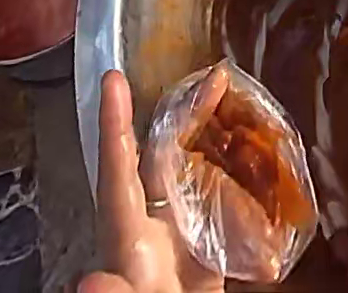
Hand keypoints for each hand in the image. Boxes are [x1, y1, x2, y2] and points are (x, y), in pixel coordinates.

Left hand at [79, 70, 225, 292]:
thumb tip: (90, 284)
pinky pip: (217, 195)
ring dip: (210, 130)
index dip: (114, 126)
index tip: (112, 79)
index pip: (117, 173)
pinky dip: (235, 167)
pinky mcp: (204, 248)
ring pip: (191, 167)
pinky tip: (257, 146)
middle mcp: (149, 224)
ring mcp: (177, 232)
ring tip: (231, 93)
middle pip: (164, 155)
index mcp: (127, 238)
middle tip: (216, 76)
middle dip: (186, 112)